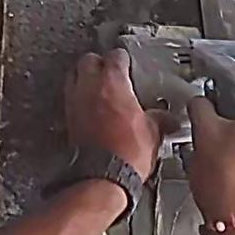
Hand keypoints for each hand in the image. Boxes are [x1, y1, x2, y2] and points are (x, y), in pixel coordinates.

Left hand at [64, 50, 170, 179]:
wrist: (102, 177)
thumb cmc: (125, 153)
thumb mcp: (152, 132)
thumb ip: (158, 119)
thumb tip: (167, 119)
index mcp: (112, 83)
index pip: (115, 57)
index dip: (122, 58)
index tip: (127, 62)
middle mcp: (89, 88)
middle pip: (87, 60)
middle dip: (98, 62)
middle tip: (109, 70)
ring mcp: (74, 102)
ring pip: (73, 76)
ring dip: (84, 77)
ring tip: (97, 86)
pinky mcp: (67, 120)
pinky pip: (70, 98)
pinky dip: (78, 98)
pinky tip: (88, 107)